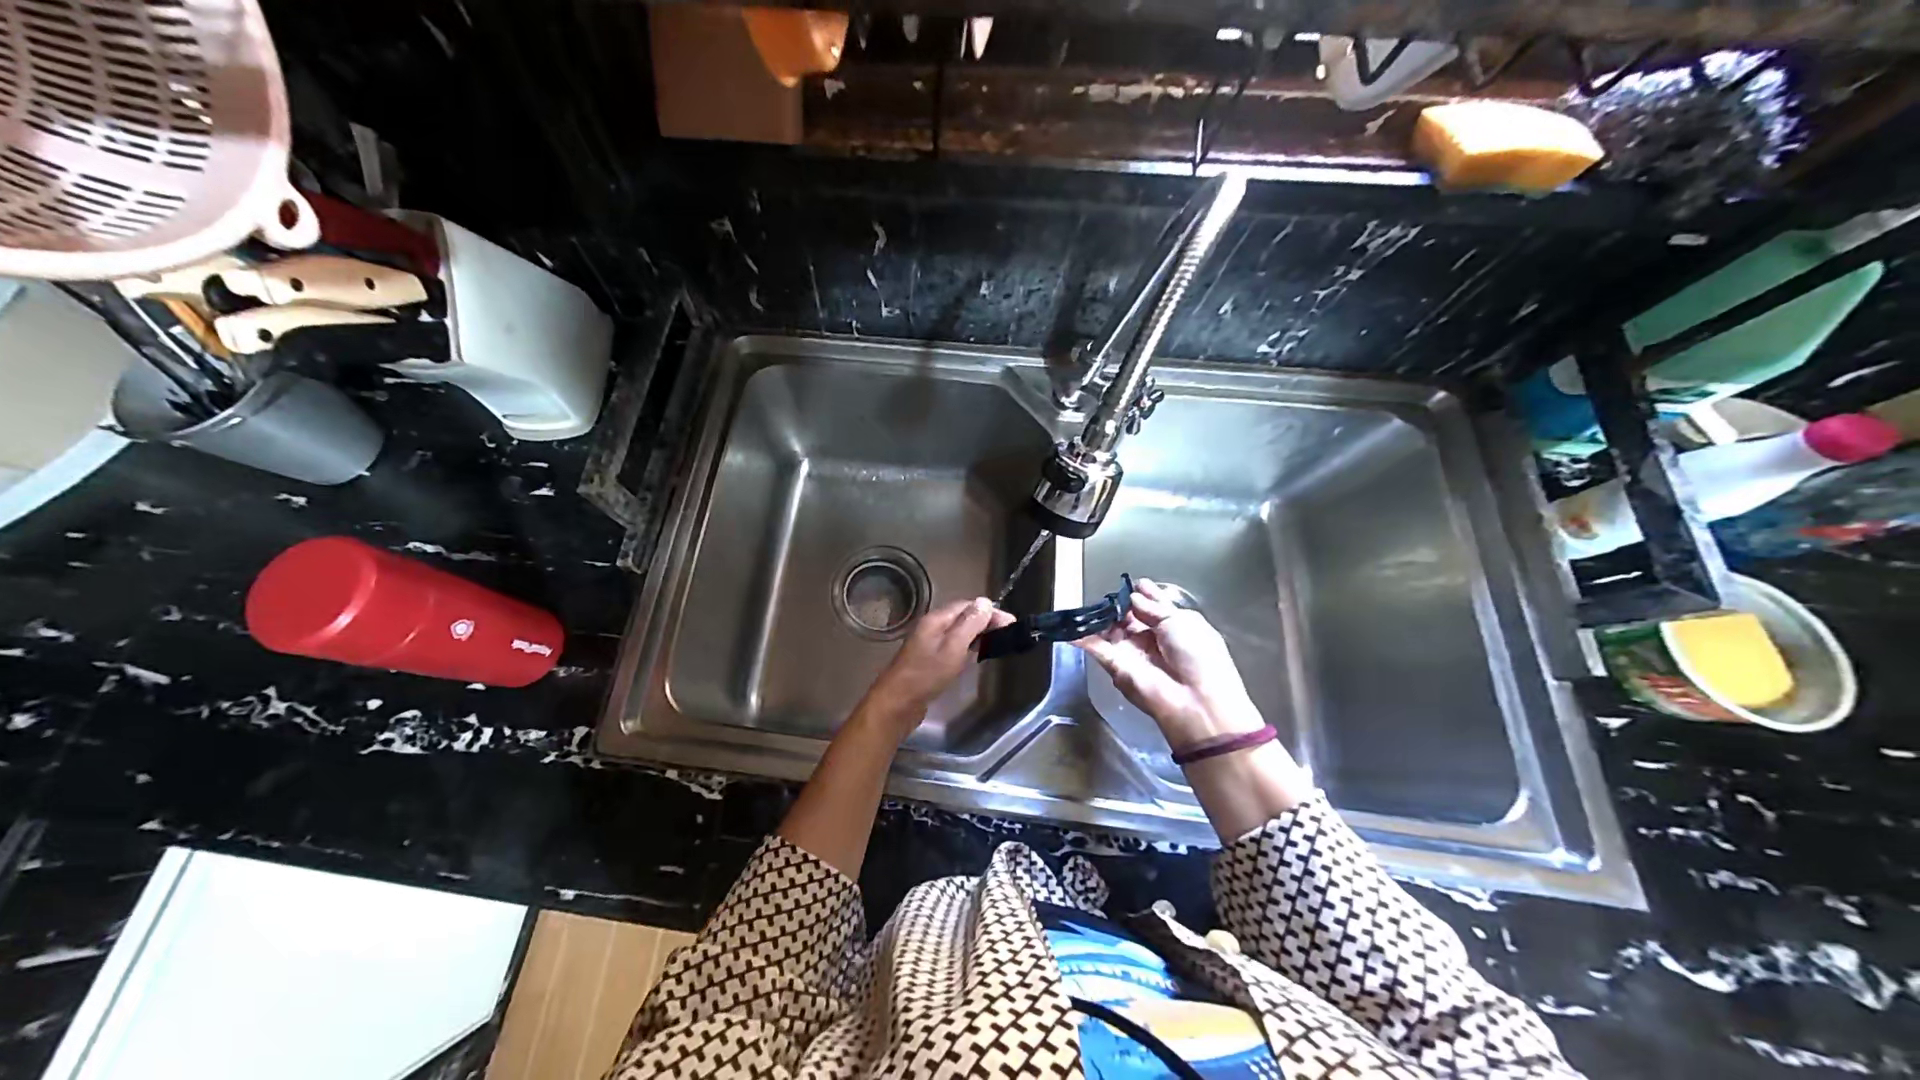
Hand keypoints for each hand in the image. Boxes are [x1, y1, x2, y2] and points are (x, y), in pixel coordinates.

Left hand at [858, 597, 1013, 740]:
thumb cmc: (926, 675)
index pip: (967, 606)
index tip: (1011, 622)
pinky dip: (968, 646)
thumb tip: (985, 602)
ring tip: (997, 642)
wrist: (897, 704)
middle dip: (985, 621)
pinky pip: (952, 645)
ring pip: (958, 632)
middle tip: (1008, 633)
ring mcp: (928, 644)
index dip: (990, 611)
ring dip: (978, 634)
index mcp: (936, 620)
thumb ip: (969, 624)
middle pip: (962, 617)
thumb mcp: (953, 647)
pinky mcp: (928, 660)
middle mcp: (931, 627)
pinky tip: (975, 655)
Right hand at [1074, 578, 1266, 749]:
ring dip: (1102, 617)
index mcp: (1174, 628)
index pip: (1153, 607)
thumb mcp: (1181, 621)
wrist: (1193, 699)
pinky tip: (1071, 625)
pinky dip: (1083, 637)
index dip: (1143, 595)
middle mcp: (1151, 640)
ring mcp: (1132, 654)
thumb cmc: (1197, 656)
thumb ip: (1154, 607)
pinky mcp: (1115, 666)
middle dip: (1120, 604)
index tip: (1134, 583)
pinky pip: (1096, 648)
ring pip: (1111, 630)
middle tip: (1111, 594)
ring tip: (1093, 604)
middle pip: (1129, 617)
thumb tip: (1135, 596)